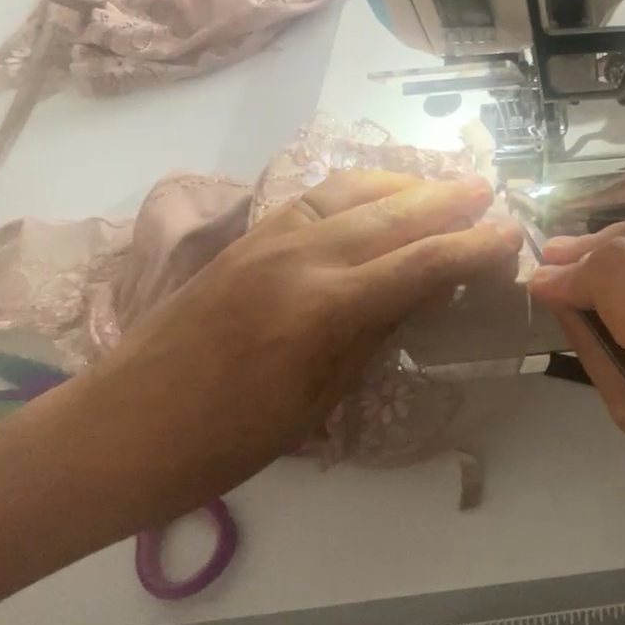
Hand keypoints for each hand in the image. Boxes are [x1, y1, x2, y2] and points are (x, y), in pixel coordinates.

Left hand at [18, 170, 522, 532]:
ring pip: (353, 191)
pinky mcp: (245, 238)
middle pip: (395, 215)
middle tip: (489, 191)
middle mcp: (302, 257)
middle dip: (449, 201)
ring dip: (405, 184)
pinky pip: (316, 197)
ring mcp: (268, 239)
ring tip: (441, 184)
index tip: (511, 234)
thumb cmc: (226, 440)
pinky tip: (376, 194)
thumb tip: (425, 290)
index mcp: (325, 308)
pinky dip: (359, 188)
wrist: (113, 434)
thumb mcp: (320, 397)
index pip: (422, 263)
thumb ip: (375, 330)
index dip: (473, 247)